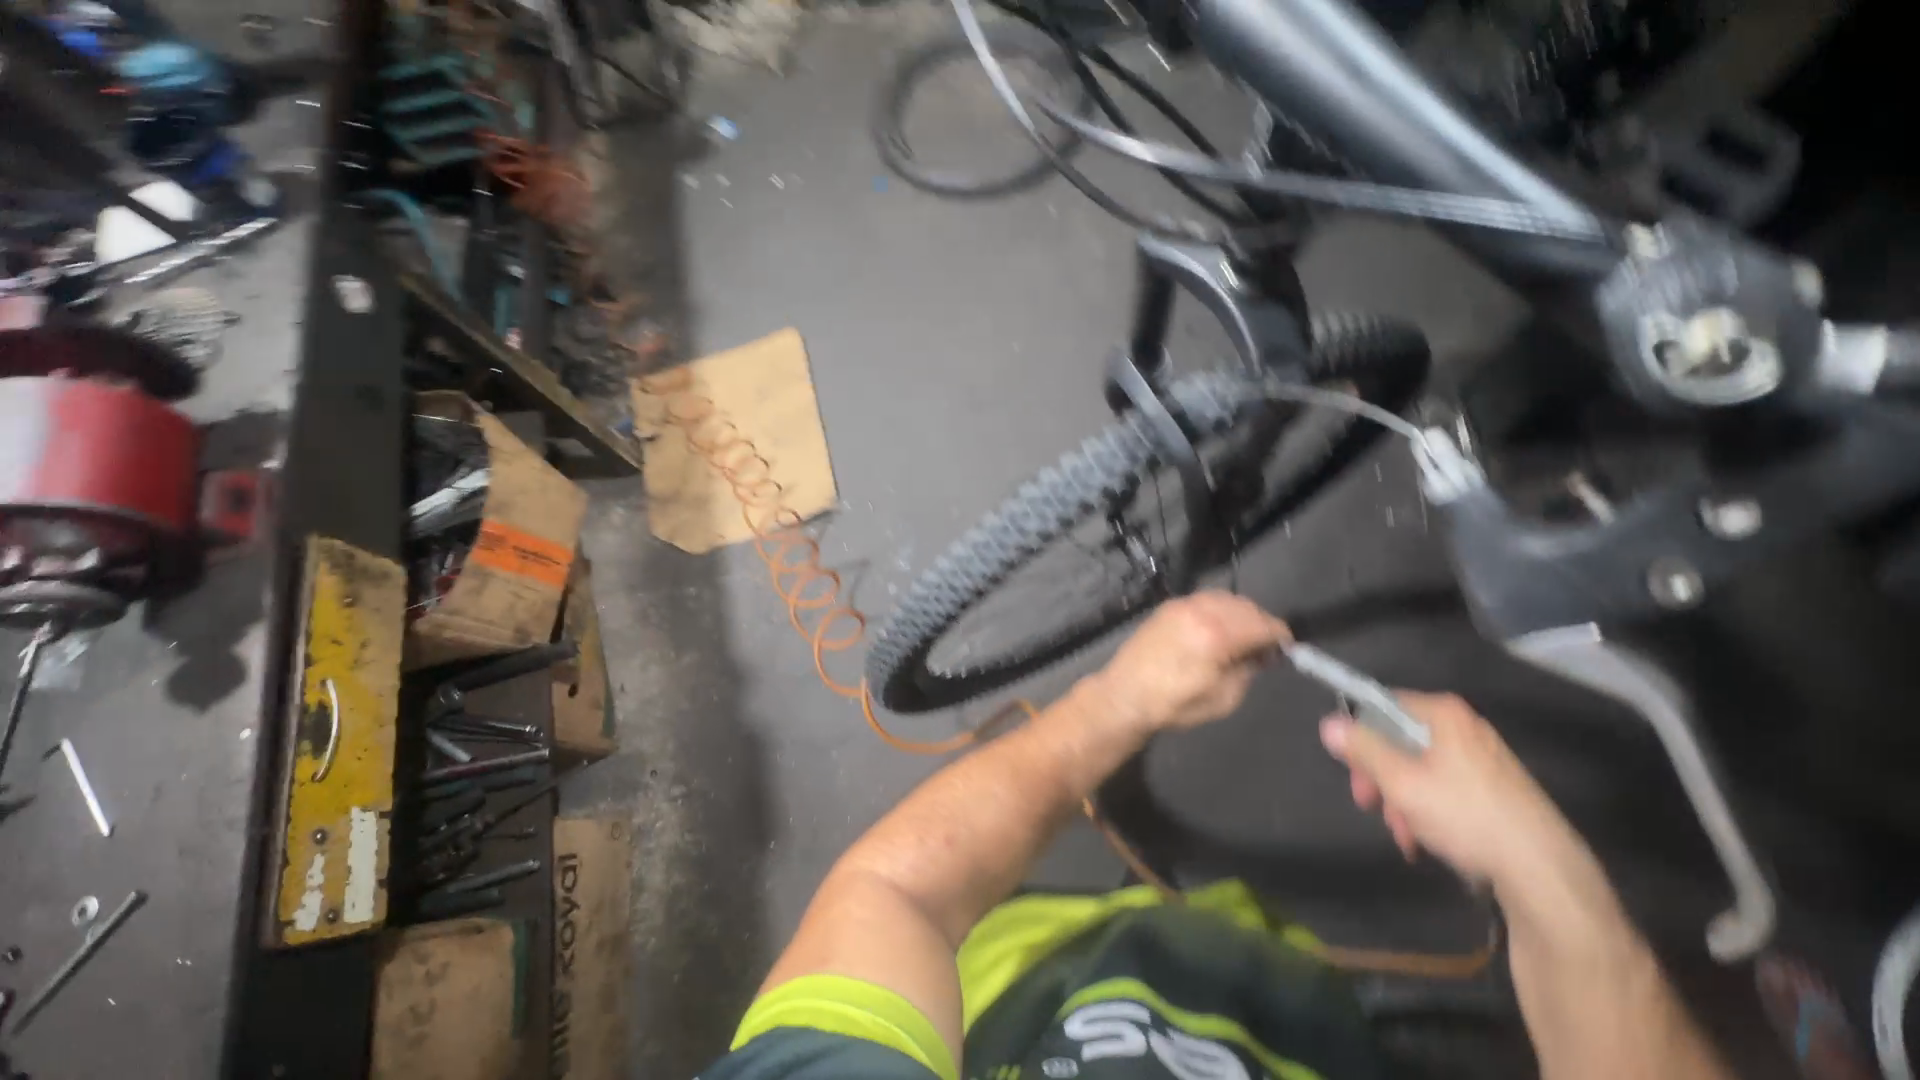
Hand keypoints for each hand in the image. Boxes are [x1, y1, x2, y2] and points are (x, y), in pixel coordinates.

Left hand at [1083, 591, 1290, 735]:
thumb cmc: (1174, 704)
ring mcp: (1183, 605)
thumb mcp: (1223, 698)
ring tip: (1244, 638)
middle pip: (1247, 607)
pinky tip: (1221, 629)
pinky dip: (1221, 610)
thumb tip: (1262, 656)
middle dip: (1262, 624)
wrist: (1125, 695)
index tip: (1287, 649)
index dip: (1281, 637)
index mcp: (1216, 635)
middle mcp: (1201, 611)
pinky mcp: (1169, 606)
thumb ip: (1248, 671)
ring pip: (1227, 599)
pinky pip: (1206, 600)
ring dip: (1242, 615)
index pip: (1263, 625)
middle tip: (1266, 648)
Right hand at [1319, 692, 1589, 888]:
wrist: (1541, 868)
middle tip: (1371, 806)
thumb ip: (1363, 750)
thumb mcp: (1401, 783)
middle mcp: (1464, 727)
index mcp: (1443, 715)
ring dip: (1401, 800)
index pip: (1382, 705)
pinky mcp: (1494, 787)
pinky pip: (1444, 786)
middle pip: (1399, 740)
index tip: (1351, 771)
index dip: (1359, 736)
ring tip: (1405, 835)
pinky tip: (1425, 840)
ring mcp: (1482, 757)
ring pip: (1419, 768)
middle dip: (1381, 777)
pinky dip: (1427, 809)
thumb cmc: (1465, 816)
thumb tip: (1329, 723)